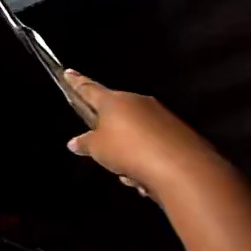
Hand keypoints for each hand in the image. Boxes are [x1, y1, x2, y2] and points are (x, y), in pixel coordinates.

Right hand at [64, 71, 237, 202]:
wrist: (181, 167)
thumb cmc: (130, 151)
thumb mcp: (98, 150)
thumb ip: (85, 143)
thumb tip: (76, 142)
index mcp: (114, 101)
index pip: (89, 88)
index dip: (77, 83)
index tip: (69, 73)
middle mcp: (138, 102)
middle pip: (116, 113)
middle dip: (109, 133)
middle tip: (105, 152)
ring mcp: (160, 116)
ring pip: (135, 133)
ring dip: (129, 152)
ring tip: (129, 172)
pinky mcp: (178, 132)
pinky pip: (154, 144)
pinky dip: (147, 159)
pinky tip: (146, 177)